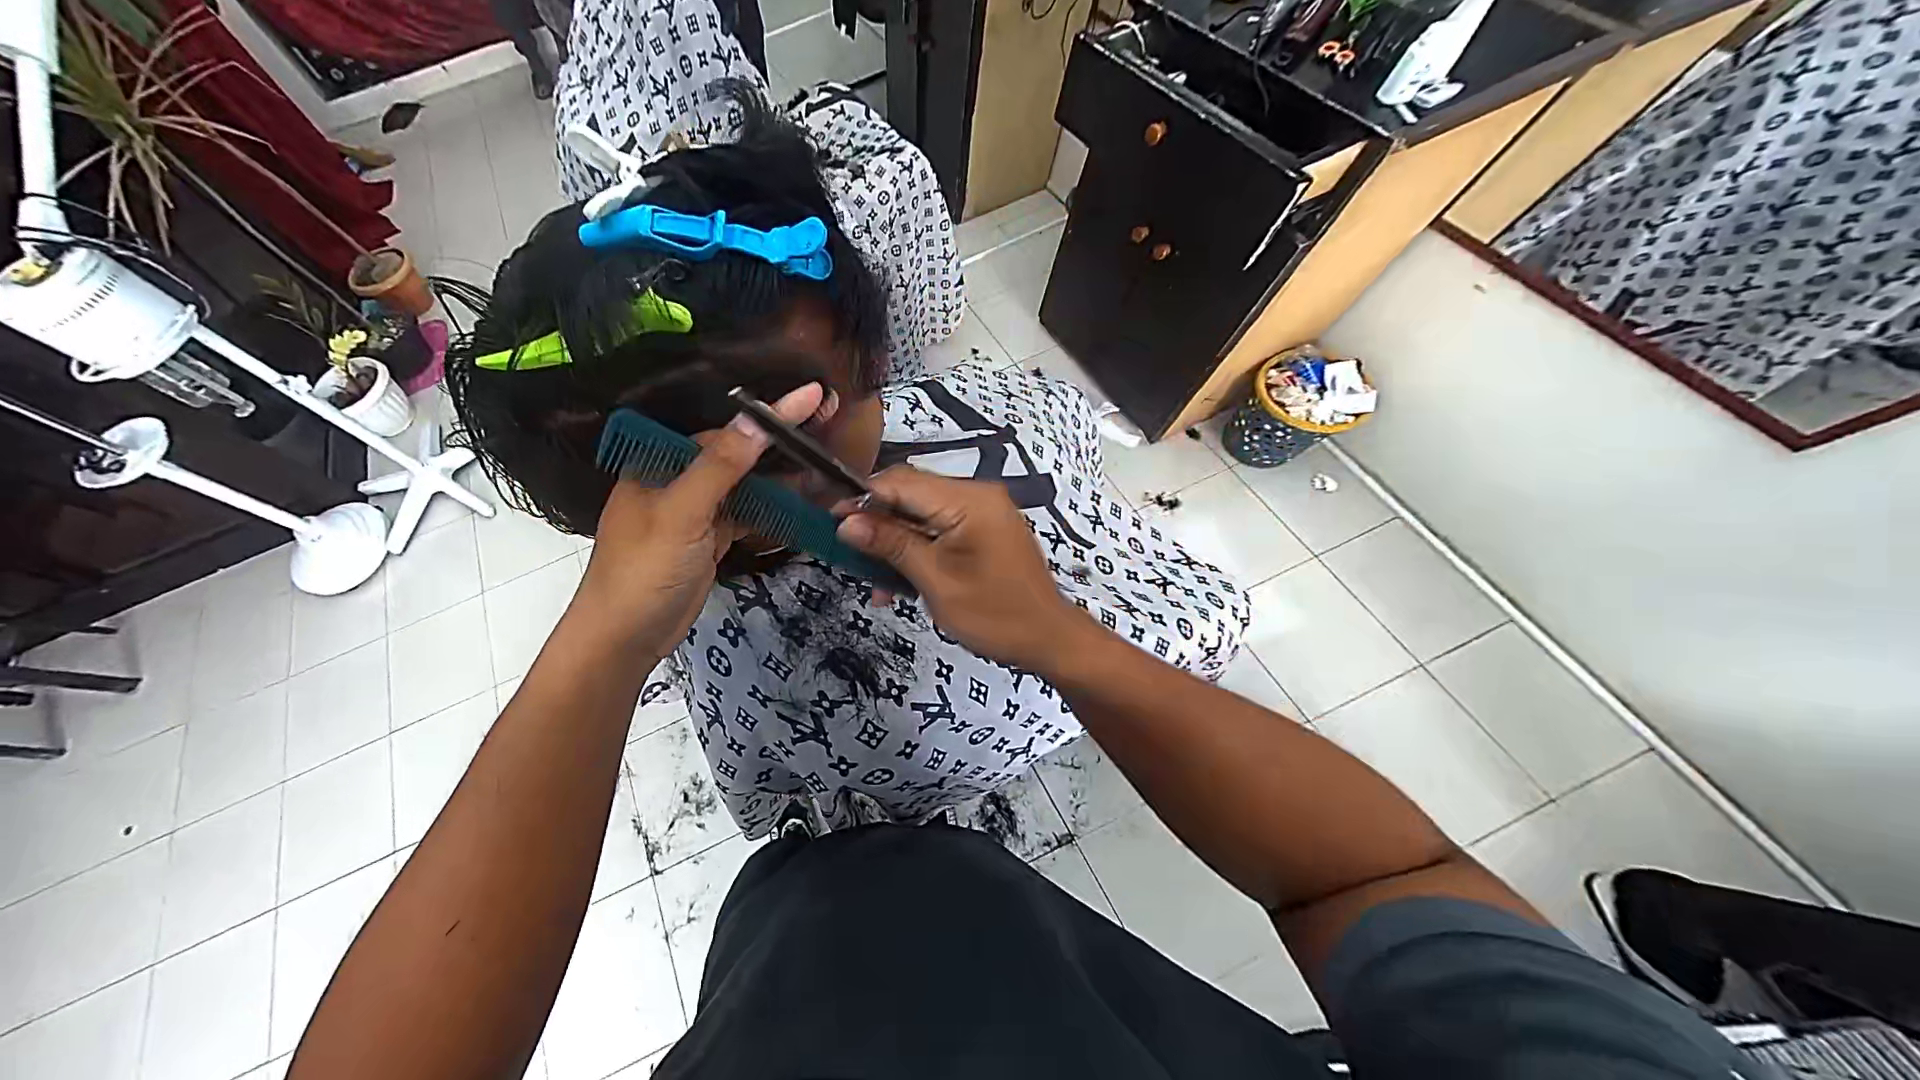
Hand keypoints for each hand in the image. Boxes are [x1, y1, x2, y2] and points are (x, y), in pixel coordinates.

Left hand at [577, 382, 825, 654]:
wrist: (625, 639)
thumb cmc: (644, 572)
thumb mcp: (681, 514)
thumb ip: (719, 467)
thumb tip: (756, 420)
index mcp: (661, 463)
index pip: (725, 432)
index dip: (770, 415)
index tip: (811, 396)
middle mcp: (679, 480)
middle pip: (738, 454)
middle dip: (781, 444)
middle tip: (827, 427)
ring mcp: (696, 511)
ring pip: (747, 486)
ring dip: (781, 480)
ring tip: (824, 467)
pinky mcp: (709, 538)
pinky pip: (747, 514)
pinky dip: (772, 510)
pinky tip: (800, 503)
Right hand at [835, 466, 1090, 671]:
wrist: (1048, 639)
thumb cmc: (996, 616)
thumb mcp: (935, 582)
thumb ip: (891, 545)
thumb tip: (846, 522)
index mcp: (969, 500)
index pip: (900, 481)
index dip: (861, 498)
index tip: (828, 518)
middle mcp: (977, 495)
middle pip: (910, 494)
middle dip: (876, 521)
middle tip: (846, 551)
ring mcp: (983, 512)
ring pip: (921, 514)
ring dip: (894, 541)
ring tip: (873, 577)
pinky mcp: (984, 529)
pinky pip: (940, 528)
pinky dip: (917, 549)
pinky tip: (899, 580)